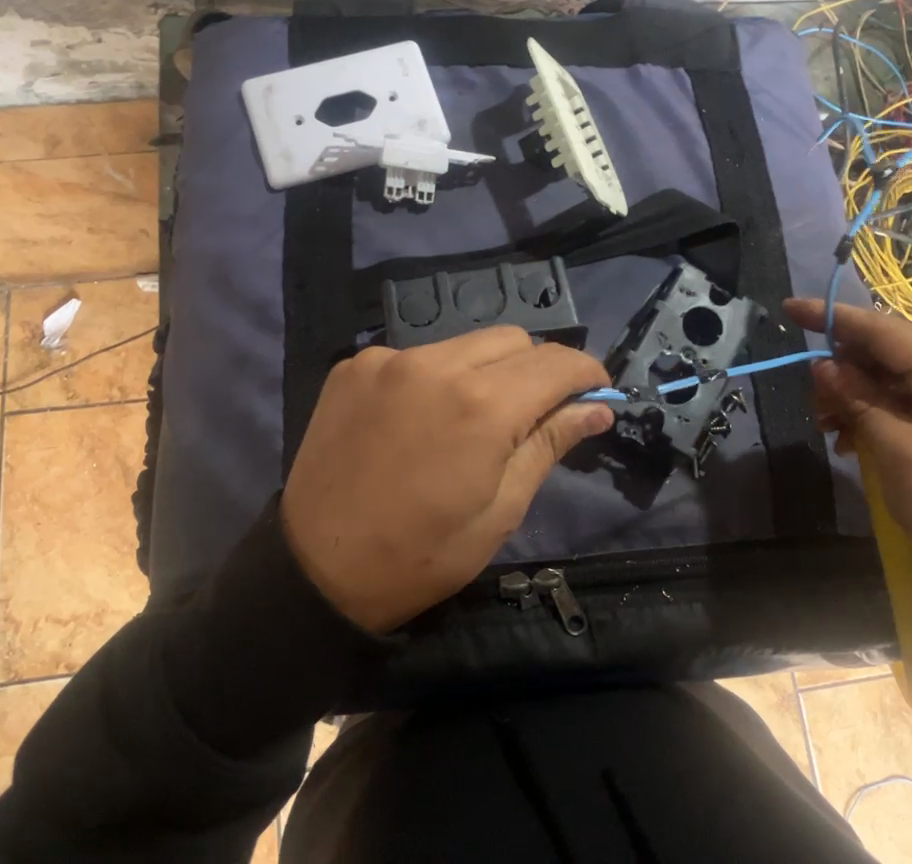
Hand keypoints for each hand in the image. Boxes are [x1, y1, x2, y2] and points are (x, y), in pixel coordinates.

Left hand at [281, 327, 613, 632]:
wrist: (315, 570)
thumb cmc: (421, 555)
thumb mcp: (500, 510)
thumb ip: (549, 444)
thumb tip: (597, 408)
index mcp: (481, 406)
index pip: (555, 363)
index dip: (586, 374)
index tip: (595, 395)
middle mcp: (434, 364)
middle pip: (512, 340)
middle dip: (536, 370)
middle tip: (534, 416)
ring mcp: (387, 360)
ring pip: (464, 343)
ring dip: (485, 371)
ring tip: (473, 420)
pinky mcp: (353, 367)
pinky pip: (415, 355)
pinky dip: (435, 377)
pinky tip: (421, 419)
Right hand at [783, 299, 911, 585]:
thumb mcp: (905, 461)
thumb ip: (863, 405)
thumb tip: (823, 365)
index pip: (885, 330)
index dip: (833, 317)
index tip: (788, 308)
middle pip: (891, 347)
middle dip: (844, 369)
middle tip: (815, 412)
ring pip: (899, 367)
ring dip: (860, 391)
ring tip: (835, 431)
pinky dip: (883, 403)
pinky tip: (862, 434)